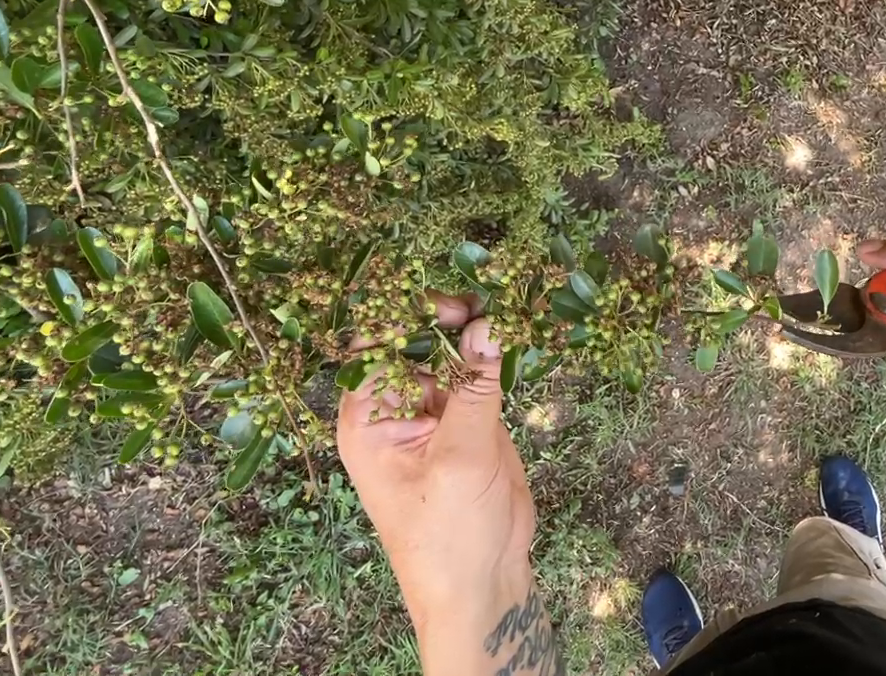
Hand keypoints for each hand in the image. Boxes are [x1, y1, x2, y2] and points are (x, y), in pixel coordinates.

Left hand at [336, 298, 535, 652]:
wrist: (484, 583)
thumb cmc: (448, 533)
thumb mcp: (460, 459)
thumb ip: (476, 389)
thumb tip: (490, 323)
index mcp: (369, 417)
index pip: (376, 345)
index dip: (407, 317)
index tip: (453, 306)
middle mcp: (396, 406)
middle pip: (415, 341)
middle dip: (449, 317)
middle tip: (489, 302)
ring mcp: (436, 410)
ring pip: (451, 352)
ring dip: (476, 330)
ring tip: (508, 307)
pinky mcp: (470, 416)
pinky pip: (479, 372)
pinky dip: (496, 351)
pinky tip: (517, 330)